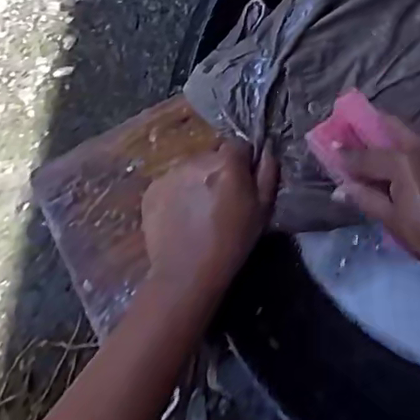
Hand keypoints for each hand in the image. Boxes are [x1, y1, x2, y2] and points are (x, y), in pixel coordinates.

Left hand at [142, 139, 276, 289]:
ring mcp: (171, 173)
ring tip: (199, 208)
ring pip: (192, 167)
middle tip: (221, 198)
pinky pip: (172, 181)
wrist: (186, 273)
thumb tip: (266, 149)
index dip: (244, 163)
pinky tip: (181, 214)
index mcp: (227, 162)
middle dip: (219, 169)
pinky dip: (178, 192)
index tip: (243, 183)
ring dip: (198, 180)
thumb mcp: (263, 208)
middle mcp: (197, 160)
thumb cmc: (232, 241)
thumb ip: (268, 172)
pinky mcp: (152, 189)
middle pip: (213, 155)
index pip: (239, 145)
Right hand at [323, 110, 419, 272]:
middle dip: (370, 126)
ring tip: (372, 144)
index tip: (330, 147)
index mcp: (404, 160)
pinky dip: (406, 143)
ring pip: (408, 130)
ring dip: (389, 133)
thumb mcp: (391, 218)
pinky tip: (397, 158)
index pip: (366, 155)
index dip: (346, 154)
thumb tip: (340, 189)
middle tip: (352, 131)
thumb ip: (365, 197)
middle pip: (390, 125)